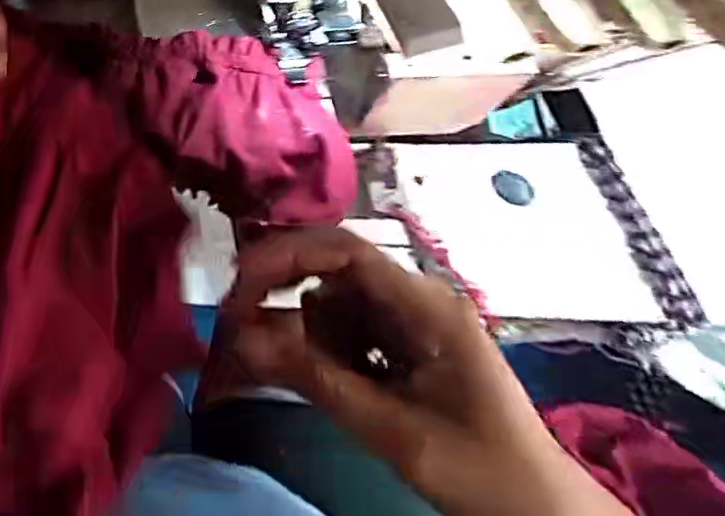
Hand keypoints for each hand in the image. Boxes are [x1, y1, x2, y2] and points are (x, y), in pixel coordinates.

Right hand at [222, 228, 626, 515]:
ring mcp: (411, 316)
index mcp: (426, 304)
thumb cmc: (483, 475)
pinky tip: (331, 381)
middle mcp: (415, 295)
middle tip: (241, 319)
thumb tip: (243, 338)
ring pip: (333, 298)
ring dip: (306, 329)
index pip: (345, 249)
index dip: (286, 255)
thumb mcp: (396, 433)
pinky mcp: (404, 339)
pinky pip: (347, 325)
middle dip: (284, 288)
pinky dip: (325, 347)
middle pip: (332, 268)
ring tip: (295, 371)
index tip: (241, 284)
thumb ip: (318, 381)